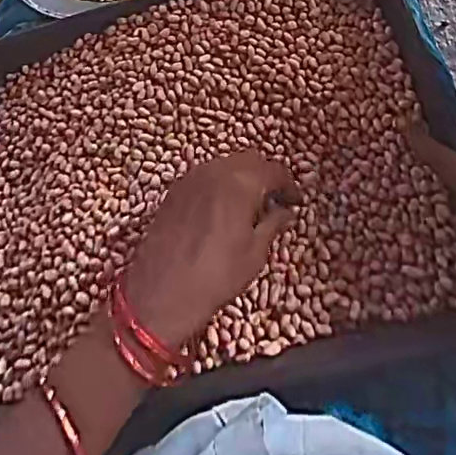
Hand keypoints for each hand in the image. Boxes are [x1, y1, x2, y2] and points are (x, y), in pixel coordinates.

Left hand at [124, 152, 301, 346]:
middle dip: (265, 177)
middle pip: (249, 161)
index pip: (274, 170)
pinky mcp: (174, 190)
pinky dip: (219, 184)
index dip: (288, 185)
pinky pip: (205, 176)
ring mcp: (191, 178)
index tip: (294, 201)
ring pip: (225, 165)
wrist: (161, 293)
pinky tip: (222, 210)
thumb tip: (285, 211)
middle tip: (275, 201)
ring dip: (241, 178)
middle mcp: (215, 171)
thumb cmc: (215, 276)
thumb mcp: (254, 254)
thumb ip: (273, 224)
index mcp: (240, 183)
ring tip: (249, 207)